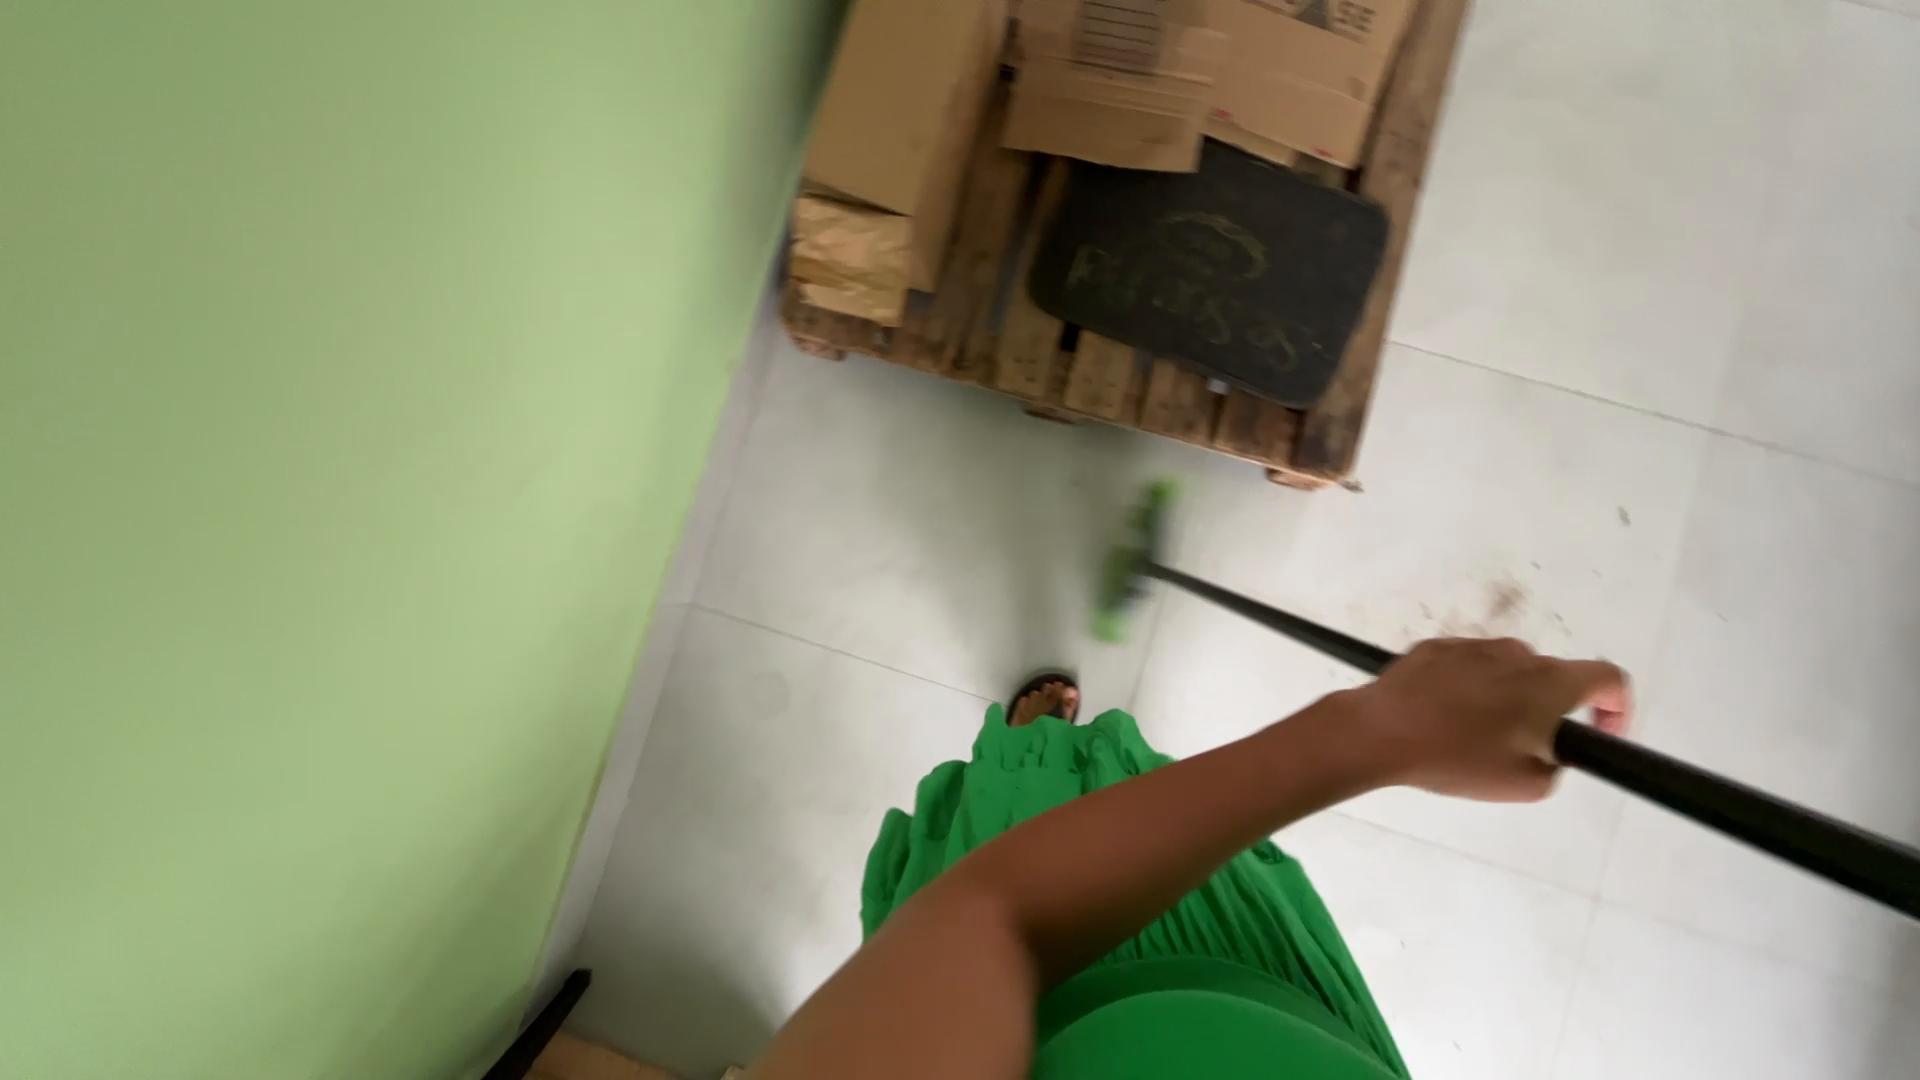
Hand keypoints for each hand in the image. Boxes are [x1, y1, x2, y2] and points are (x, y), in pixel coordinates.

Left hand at [1338, 637, 1632, 801]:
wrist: (1377, 732)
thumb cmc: (1457, 758)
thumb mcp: (1530, 782)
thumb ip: (1558, 760)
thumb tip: (1547, 745)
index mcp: (1547, 680)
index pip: (1608, 678)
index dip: (1616, 707)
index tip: (1599, 733)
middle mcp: (1510, 653)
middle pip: (1549, 675)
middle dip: (1547, 707)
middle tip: (1521, 743)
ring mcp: (1465, 646)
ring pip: (1504, 669)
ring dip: (1503, 695)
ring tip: (1472, 732)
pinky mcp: (1428, 648)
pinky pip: (1464, 666)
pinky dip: (1465, 685)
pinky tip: (1441, 713)